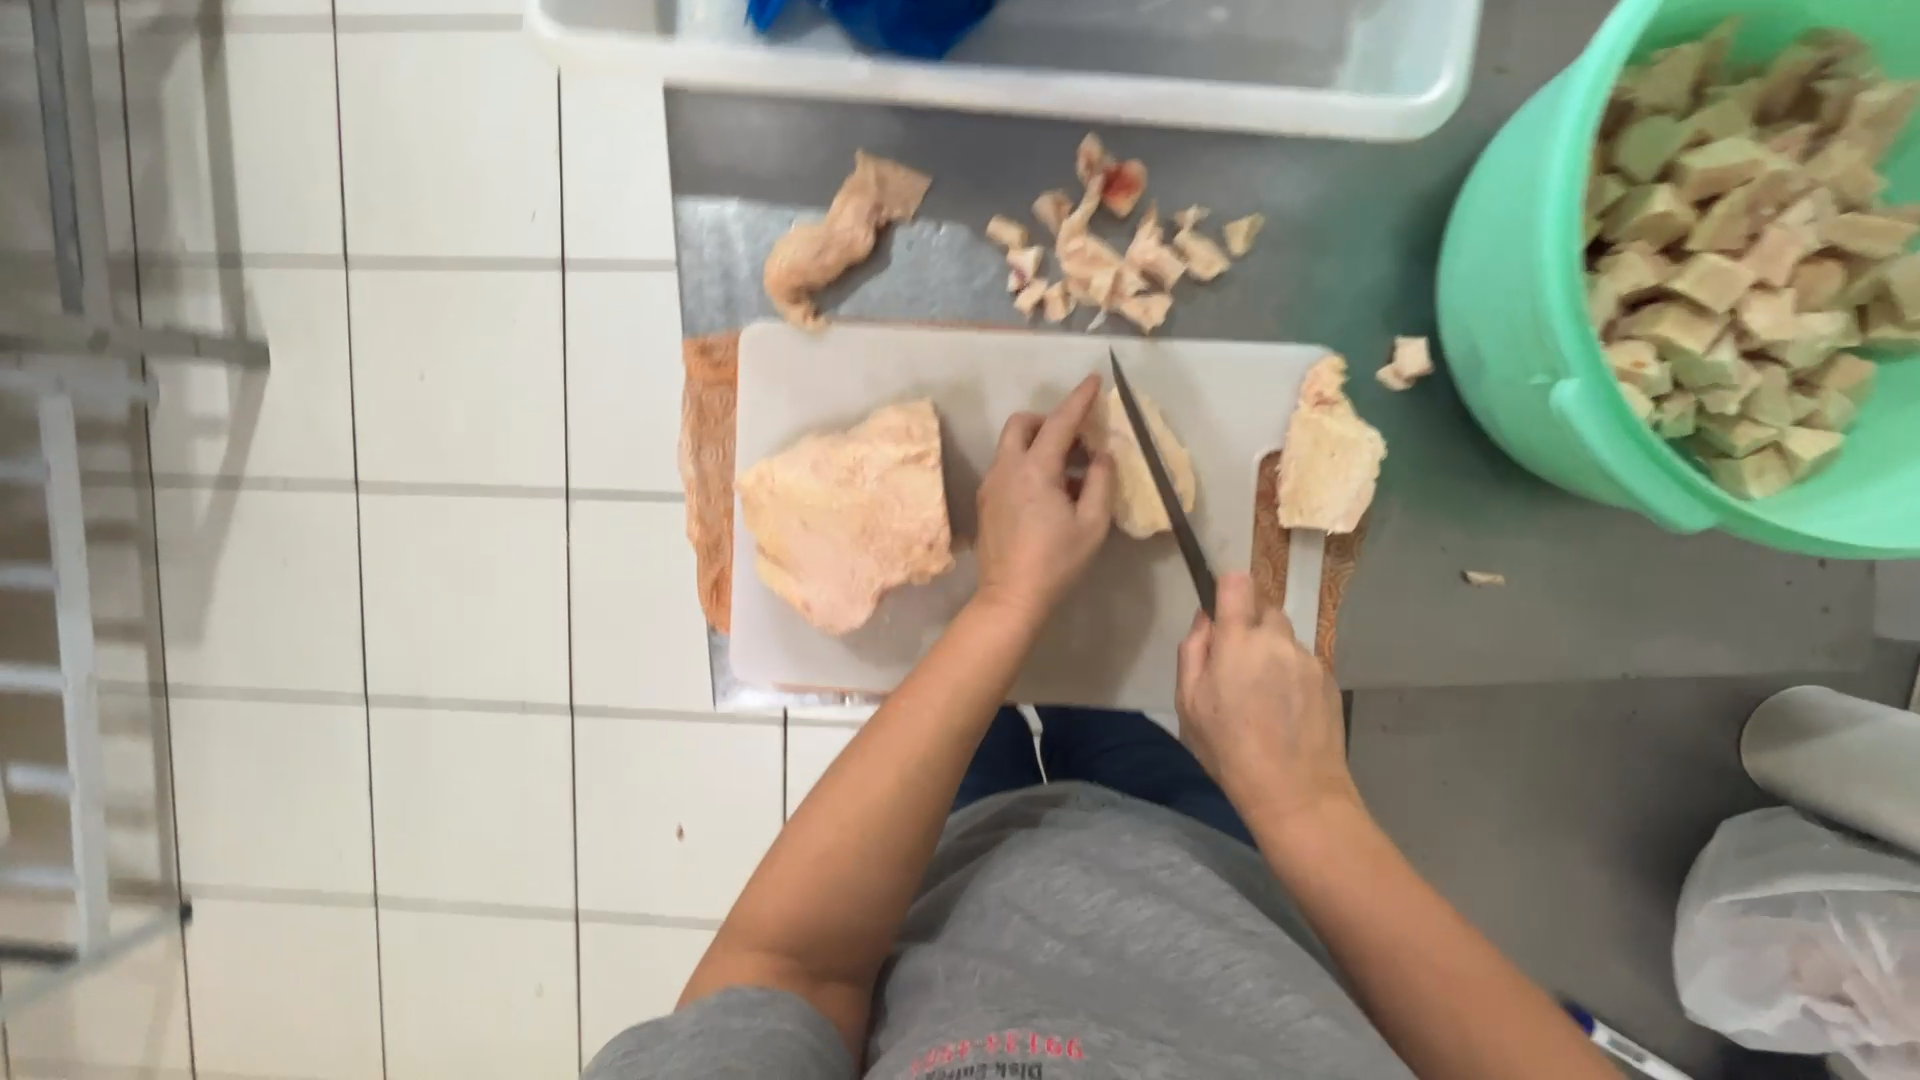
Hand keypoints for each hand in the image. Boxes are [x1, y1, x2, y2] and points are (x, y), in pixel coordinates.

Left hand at [974, 374, 1115, 623]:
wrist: (1010, 597)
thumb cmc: (1056, 562)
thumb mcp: (1092, 524)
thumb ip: (1101, 482)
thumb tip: (1101, 456)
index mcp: (1034, 470)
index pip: (1060, 422)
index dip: (1079, 399)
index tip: (1095, 380)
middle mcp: (1005, 469)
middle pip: (1022, 423)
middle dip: (1049, 420)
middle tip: (1076, 439)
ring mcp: (990, 485)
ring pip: (1011, 445)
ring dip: (1038, 444)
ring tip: (1069, 473)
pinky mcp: (984, 502)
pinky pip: (1006, 467)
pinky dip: (1027, 464)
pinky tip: (1048, 494)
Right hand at [1176, 573, 1361, 824]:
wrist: (1297, 792)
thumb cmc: (1229, 749)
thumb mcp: (1188, 703)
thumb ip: (1193, 651)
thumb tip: (1206, 620)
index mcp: (1238, 640)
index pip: (1237, 583)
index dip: (1227, 590)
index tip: (1221, 612)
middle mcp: (1277, 639)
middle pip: (1264, 609)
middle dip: (1249, 626)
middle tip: (1237, 666)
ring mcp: (1308, 659)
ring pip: (1284, 639)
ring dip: (1271, 653)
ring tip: (1263, 696)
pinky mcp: (1330, 680)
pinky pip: (1303, 663)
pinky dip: (1291, 675)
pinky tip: (1285, 711)